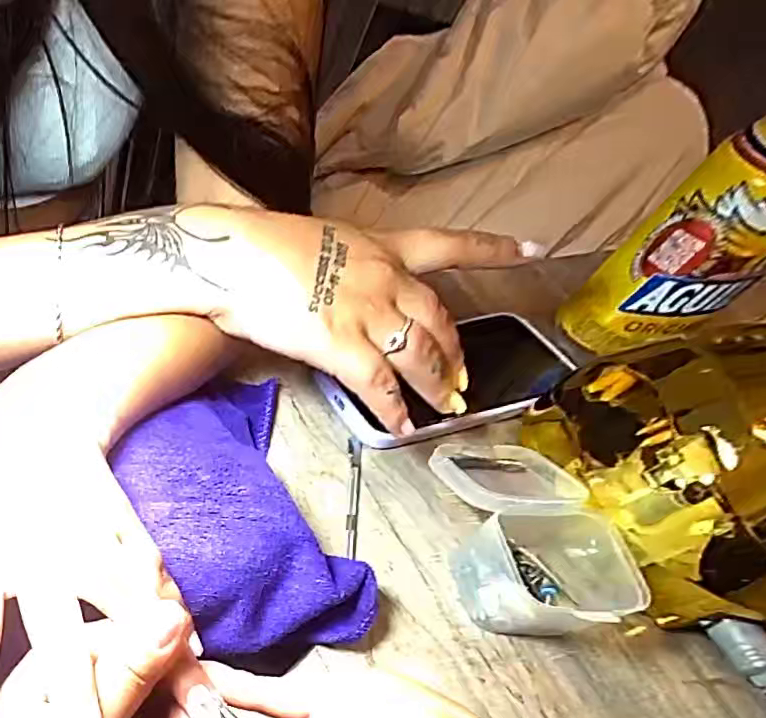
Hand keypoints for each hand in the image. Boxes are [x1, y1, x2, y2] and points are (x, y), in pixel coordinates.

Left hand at [0, 402, 219, 717]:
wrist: (39, 416)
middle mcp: (38, 557)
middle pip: (60, 643)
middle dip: (76, 709)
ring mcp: (88, 543)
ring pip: (123, 618)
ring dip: (147, 673)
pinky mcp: (125, 532)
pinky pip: (154, 585)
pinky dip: (174, 626)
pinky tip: (194, 666)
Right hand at [192, 210, 536, 434]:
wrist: (235, 257)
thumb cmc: (258, 246)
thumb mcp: (310, 243)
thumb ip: (330, 267)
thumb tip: (320, 288)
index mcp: (380, 248)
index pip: (450, 246)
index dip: (492, 251)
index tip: (530, 251)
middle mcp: (387, 281)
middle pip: (438, 318)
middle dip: (455, 350)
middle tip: (464, 376)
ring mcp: (368, 315)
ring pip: (419, 354)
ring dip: (436, 383)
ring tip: (447, 405)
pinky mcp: (341, 347)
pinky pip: (377, 384)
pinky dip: (392, 408)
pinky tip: (403, 425)